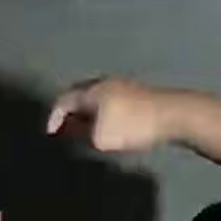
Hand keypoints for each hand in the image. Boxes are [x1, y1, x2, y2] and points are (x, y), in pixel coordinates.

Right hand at [46, 77, 180, 153]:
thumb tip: (74, 128)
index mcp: (92, 91)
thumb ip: (82, 133)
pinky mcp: (135, 92)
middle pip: (79, 93)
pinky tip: (105, 124)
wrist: (171, 114)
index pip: (64, 99)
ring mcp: (121, 85)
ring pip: (94, 96)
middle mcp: (103, 83)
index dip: (54, 116)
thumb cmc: (132, 125)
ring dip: (85, 111)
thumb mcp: (100, 138)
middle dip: (69, 110)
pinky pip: (107, 99)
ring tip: (82, 128)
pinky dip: (99, 111)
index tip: (49, 132)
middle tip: (64, 128)